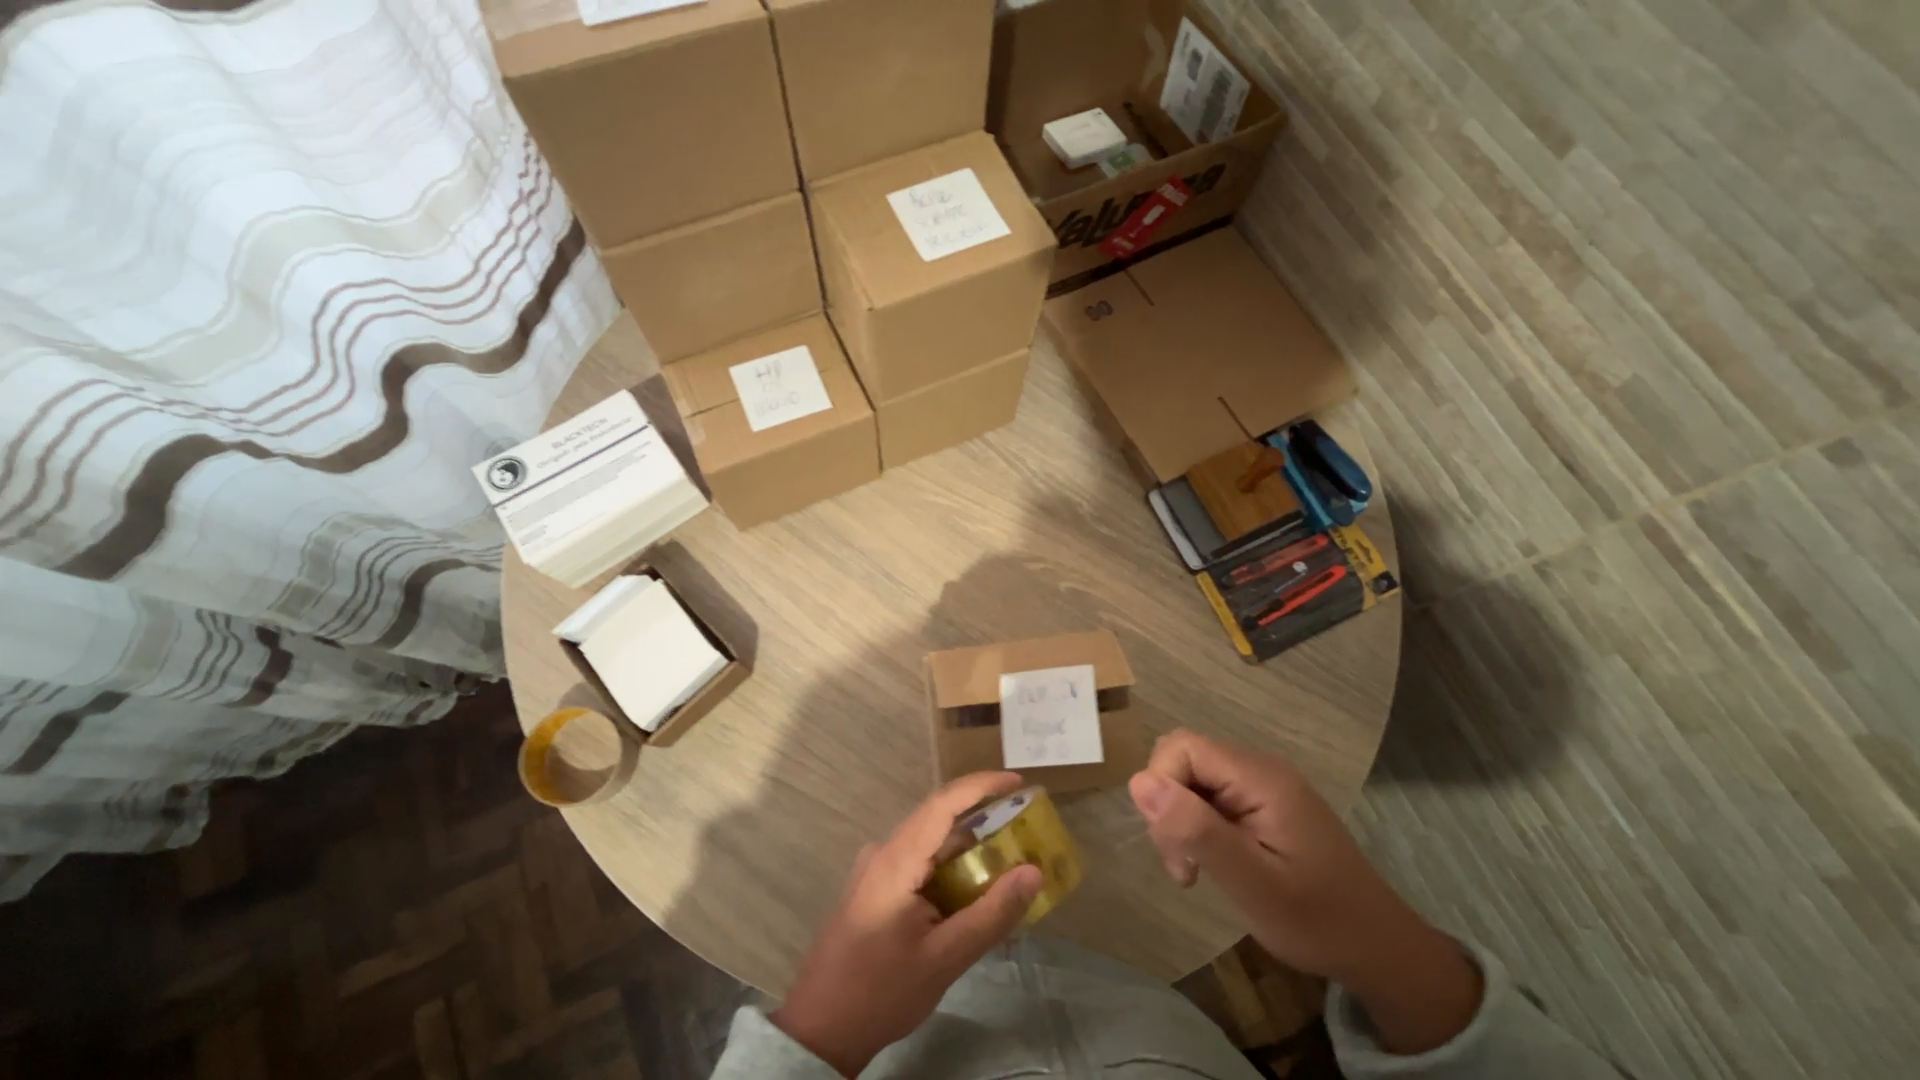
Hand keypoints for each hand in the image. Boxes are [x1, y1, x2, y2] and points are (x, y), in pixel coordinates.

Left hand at [773, 772, 1043, 1076]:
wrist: (820, 1029)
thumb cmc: (880, 992)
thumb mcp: (945, 958)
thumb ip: (991, 913)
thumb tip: (1033, 871)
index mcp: (895, 860)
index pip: (942, 804)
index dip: (982, 786)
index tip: (1020, 781)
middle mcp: (882, 854)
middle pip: (938, 820)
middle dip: (984, 818)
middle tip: (1026, 827)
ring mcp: (874, 872)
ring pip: (930, 845)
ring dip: (969, 849)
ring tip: (1011, 861)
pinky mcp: (874, 891)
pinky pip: (919, 865)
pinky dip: (951, 870)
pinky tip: (975, 892)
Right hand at [1129, 730, 1481, 1054]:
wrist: (1377, 947)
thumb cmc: (1315, 920)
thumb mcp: (1251, 882)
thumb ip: (1196, 830)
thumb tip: (1139, 782)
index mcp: (1261, 778)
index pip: (1182, 747)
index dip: (1161, 787)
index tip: (1174, 847)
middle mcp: (1261, 769)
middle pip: (1185, 759)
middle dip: (1168, 807)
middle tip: (1184, 867)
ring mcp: (1264, 786)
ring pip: (1193, 779)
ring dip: (1181, 822)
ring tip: (1196, 872)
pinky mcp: (1264, 805)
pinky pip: (1212, 797)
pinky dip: (1198, 828)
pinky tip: (1211, 865)